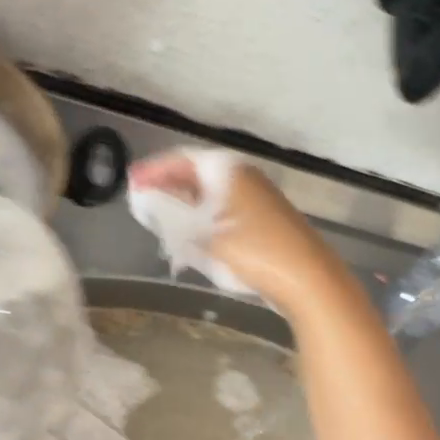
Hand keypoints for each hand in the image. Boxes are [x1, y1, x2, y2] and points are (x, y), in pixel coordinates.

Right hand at [129, 152, 357, 314]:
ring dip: (184, 209)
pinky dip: (202, 222)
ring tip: (161, 223)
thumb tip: (150, 203)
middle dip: (168, 189)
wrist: (307, 279)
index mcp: (229, 171)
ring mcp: (256, 199)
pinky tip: (191, 241)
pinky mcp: (263, 221)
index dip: (155, 170)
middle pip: (197, 176)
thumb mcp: (204, 237)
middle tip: (143, 202)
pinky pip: (223, 214)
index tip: (132, 181)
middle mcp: (244, 177)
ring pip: (210, 197)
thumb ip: (172, 218)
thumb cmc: (254, 252)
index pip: (183, 160)